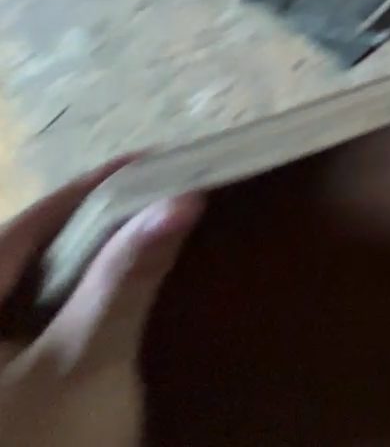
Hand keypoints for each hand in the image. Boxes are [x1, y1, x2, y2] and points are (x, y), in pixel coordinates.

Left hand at [0, 160, 200, 446]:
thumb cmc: (40, 439)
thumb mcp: (88, 356)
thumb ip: (128, 275)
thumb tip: (183, 196)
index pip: (15, 234)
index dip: (82, 191)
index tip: (150, 159)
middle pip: (14, 260)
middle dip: (82, 221)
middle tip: (151, 191)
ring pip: (21, 292)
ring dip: (79, 256)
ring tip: (139, 228)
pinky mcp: (7, 388)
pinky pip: (28, 321)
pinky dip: (72, 294)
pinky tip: (108, 291)